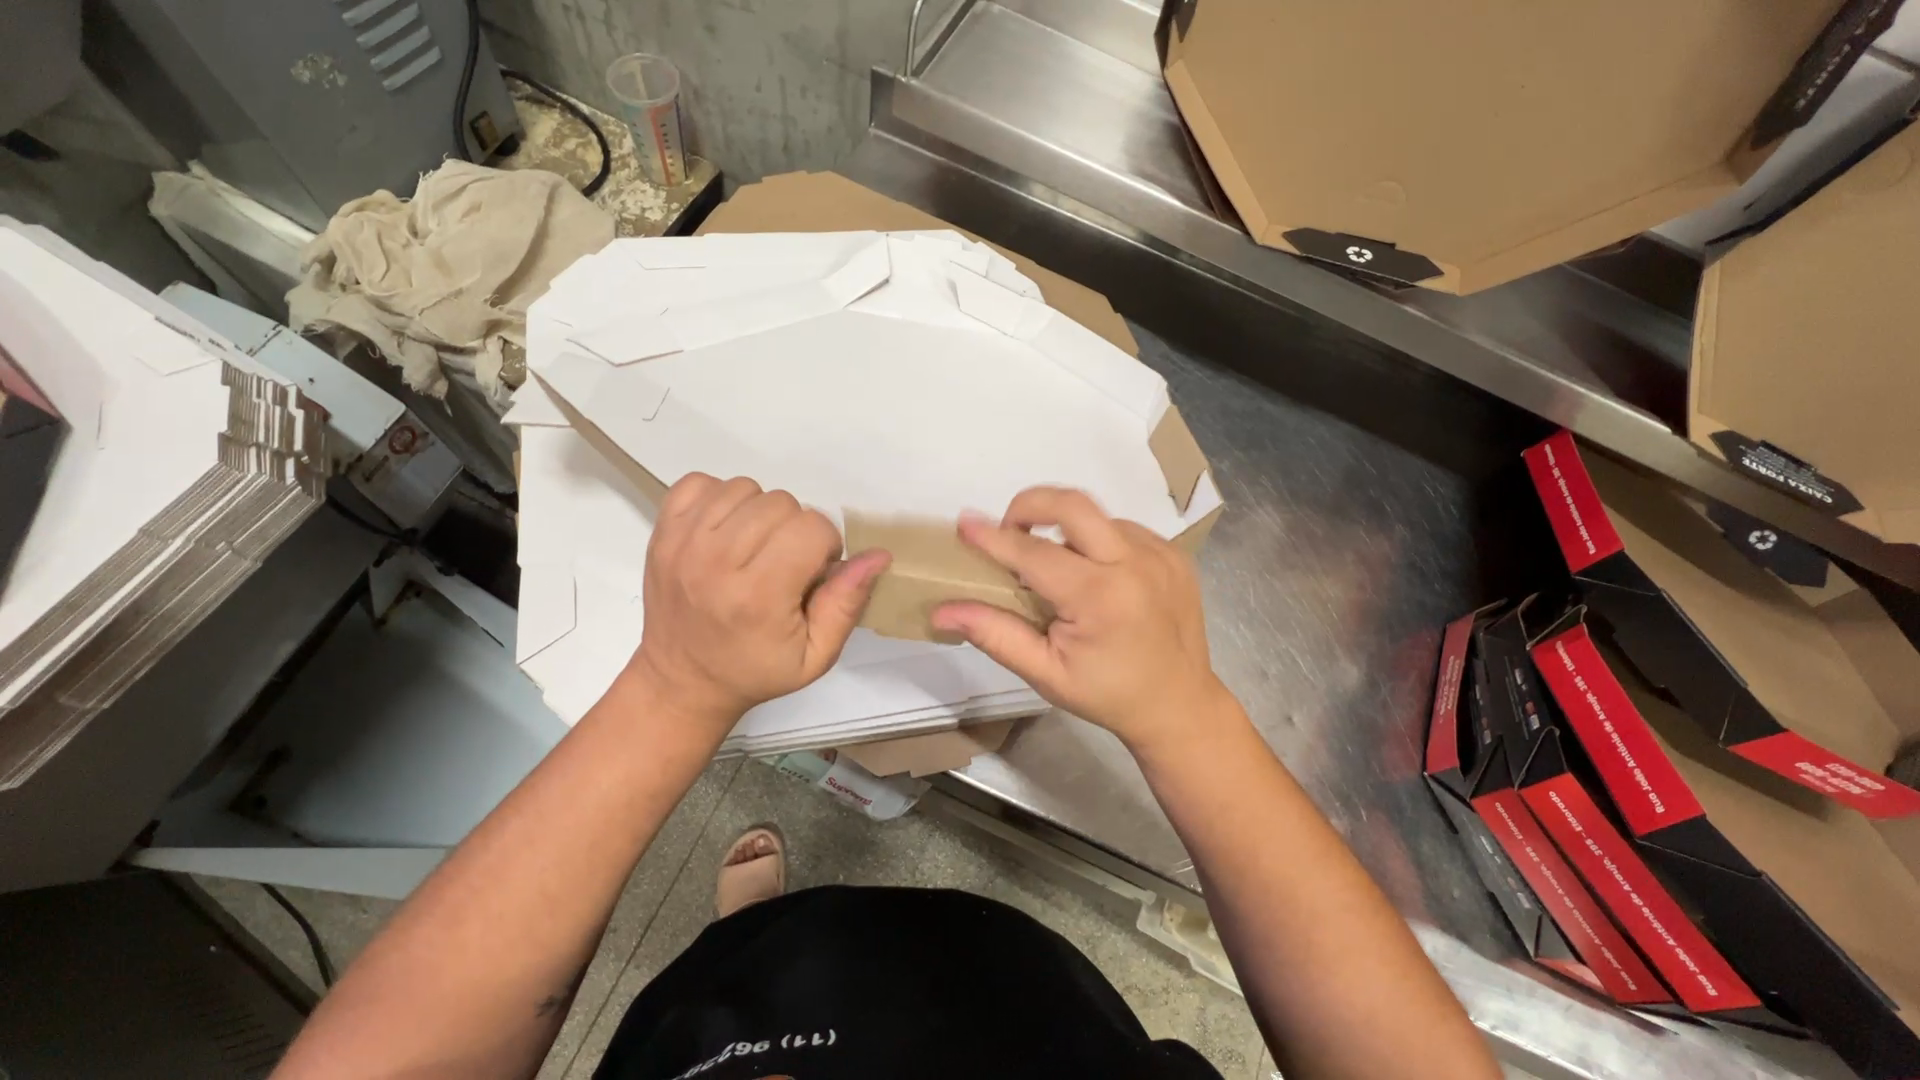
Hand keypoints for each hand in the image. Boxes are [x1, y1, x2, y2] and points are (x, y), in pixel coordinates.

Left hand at [629, 474, 889, 730]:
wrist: (682, 680)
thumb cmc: (755, 670)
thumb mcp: (815, 655)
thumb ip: (847, 603)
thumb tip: (877, 555)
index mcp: (758, 595)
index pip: (812, 527)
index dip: (824, 547)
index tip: (811, 575)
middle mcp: (716, 561)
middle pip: (781, 503)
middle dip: (794, 530)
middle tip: (784, 564)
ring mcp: (683, 543)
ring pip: (745, 488)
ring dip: (759, 513)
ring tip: (754, 548)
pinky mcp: (662, 532)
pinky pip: (700, 483)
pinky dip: (719, 500)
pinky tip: (725, 532)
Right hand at [930, 486, 1230, 754]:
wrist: (1179, 705)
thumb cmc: (1107, 694)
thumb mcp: (1045, 673)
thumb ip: (994, 633)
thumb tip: (942, 610)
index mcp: (1100, 597)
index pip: (1034, 552)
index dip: (993, 537)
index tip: (964, 524)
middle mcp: (1134, 563)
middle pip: (1072, 503)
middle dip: (1030, 504)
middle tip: (1010, 529)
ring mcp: (1160, 553)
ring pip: (1098, 516)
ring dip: (1066, 529)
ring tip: (1054, 567)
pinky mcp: (1174, 553)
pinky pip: (1124, 530)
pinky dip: (1098, 542)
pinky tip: (1093, 576)